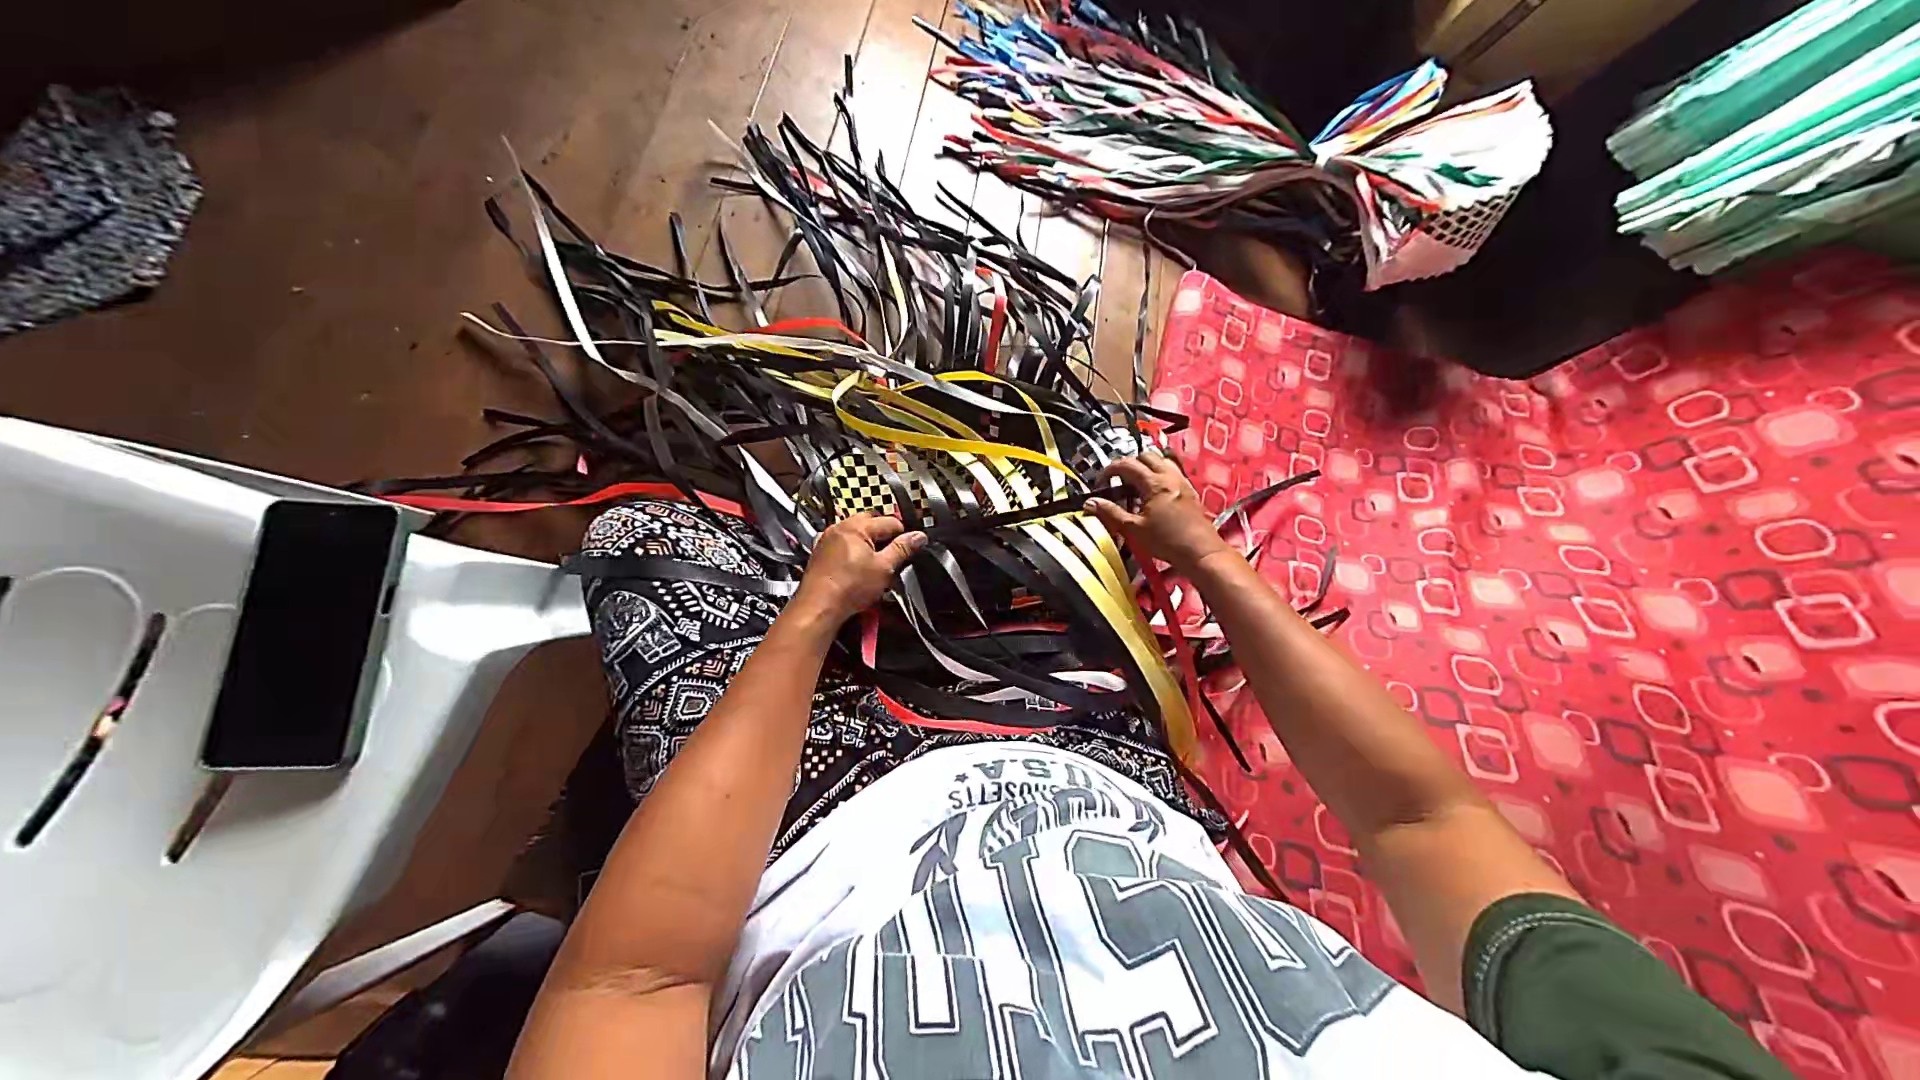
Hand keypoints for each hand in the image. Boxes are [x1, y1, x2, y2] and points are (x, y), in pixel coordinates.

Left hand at [792, 513, 925, 622]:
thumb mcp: (884, 568)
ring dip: (869, 546)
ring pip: (857, 535)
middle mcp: (840, 528)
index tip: (911, 547)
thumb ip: (902, 549)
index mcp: (856, 526)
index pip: (890, 522)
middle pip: (871, 524)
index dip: (904, 535)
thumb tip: (918, 537)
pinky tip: (859, 571)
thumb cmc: (847, 588)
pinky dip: (854, 553)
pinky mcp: (822, 554)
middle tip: (894, 556)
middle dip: (885, 538)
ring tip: (877, 566)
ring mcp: (828, 540)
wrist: (819, 607)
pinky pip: (844, 546)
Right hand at [1084, 451, 1230, 571]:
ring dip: (1146, 466)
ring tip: (1136, 484)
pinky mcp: (1190, 490)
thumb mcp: (1133, 529)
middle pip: (1146, 456)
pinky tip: (1154, 492)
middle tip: (1119, 481)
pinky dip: (1159, 474)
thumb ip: (1111, 513)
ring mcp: (1182, 481)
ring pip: (1162, 461)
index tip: (1101, 481)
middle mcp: (1170, 476)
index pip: (1128, 464)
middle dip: (1129, 464)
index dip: (1110, 469)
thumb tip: (1090, 503)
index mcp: (1154, 483)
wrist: (1201, 552)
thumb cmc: (1166, 541)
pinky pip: (1172, 471)